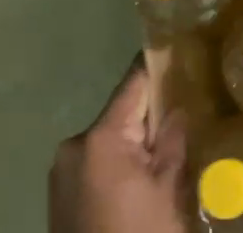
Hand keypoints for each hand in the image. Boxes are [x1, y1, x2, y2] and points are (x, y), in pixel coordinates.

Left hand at [49, 58, 187, 232]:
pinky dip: (116, 165)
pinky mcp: (58, 194)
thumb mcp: (167, 193)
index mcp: (101, 137)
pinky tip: (138, 181)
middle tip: (184, 115)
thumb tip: (177, 109)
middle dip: (150, 116)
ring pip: (108, 141)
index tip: (180, 48)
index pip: (134, 84)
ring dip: (134, 143)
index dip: (158, 67)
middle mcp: (74, 144)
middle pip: (121, 114)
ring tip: (165, 154)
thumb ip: (172, 143)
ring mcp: (61, 171)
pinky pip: (94, 163)